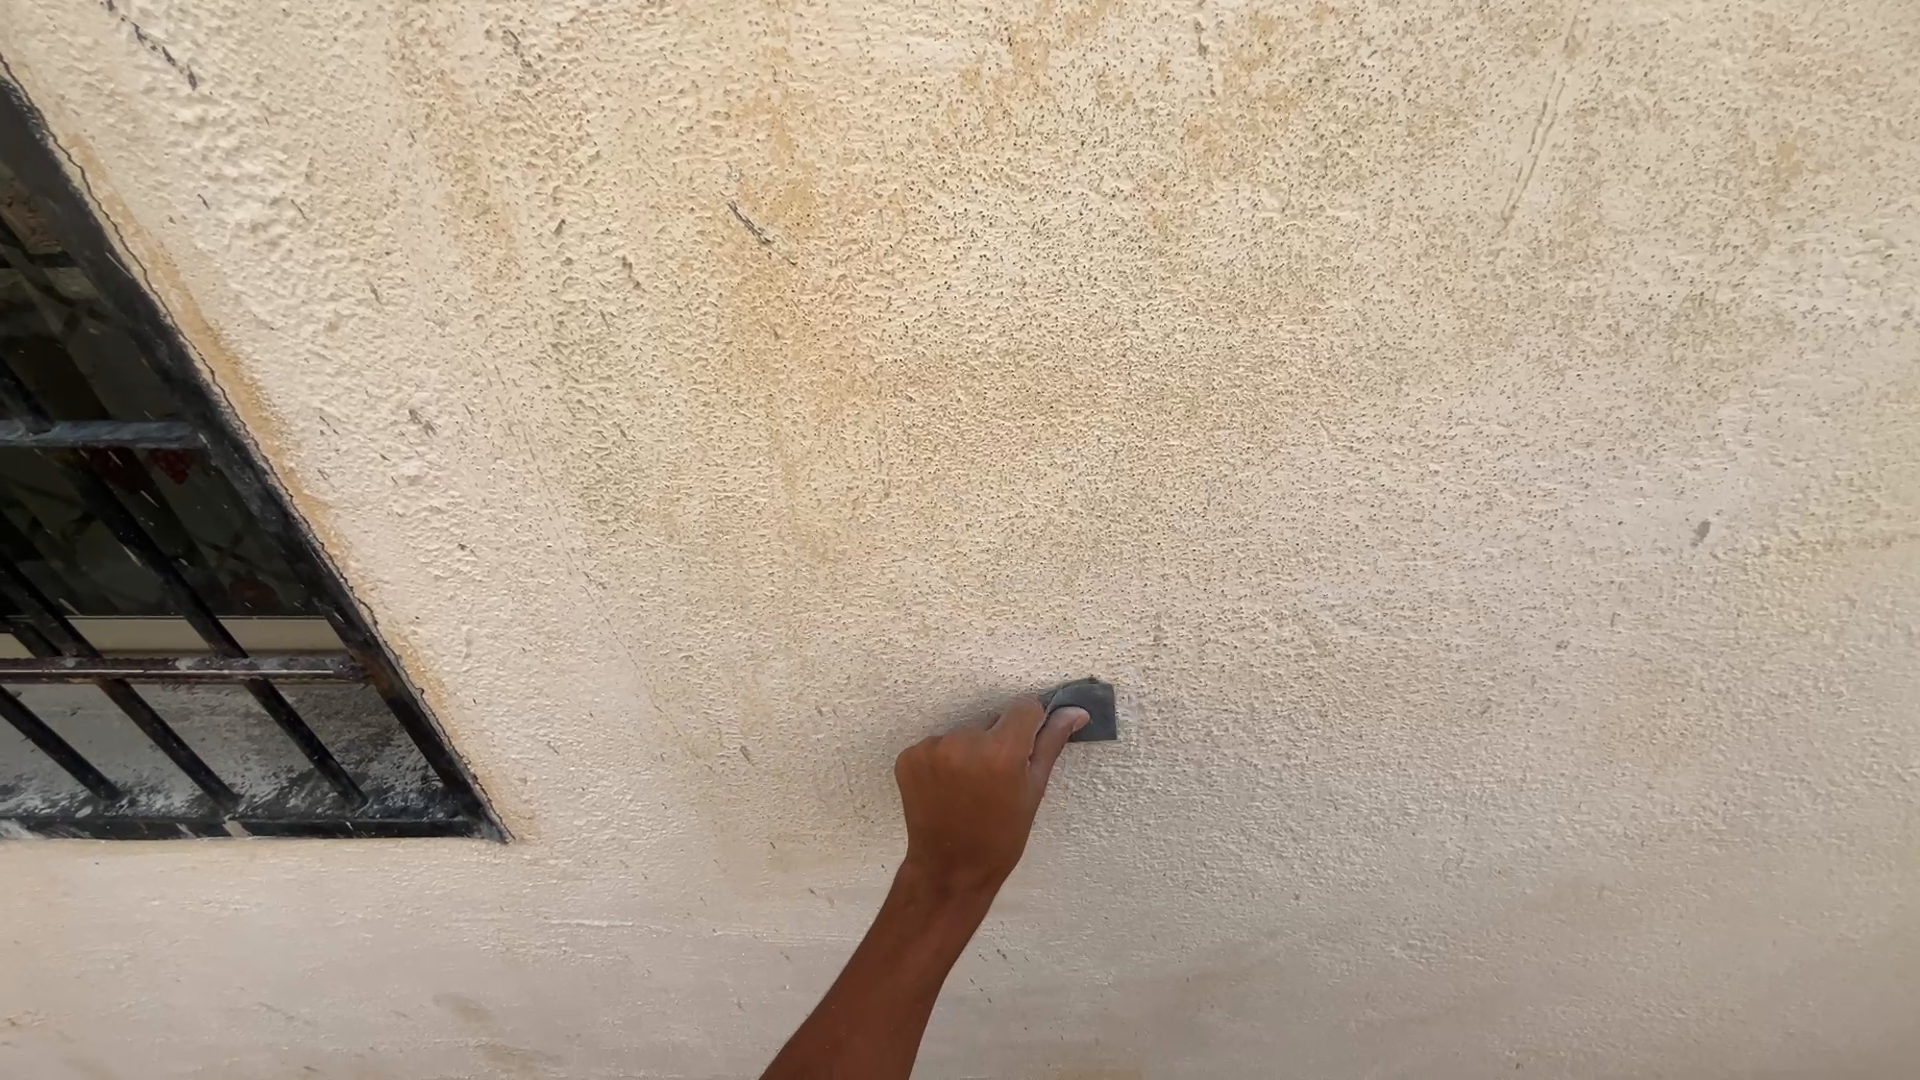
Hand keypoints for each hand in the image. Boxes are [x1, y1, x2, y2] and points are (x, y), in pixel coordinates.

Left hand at [893, 697, 1089, 897]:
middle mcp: (964, 744)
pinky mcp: (909, 756)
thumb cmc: (999, 836)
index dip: (1030, 724)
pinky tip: (947, 788)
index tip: (1026, 745)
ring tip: (969, 786)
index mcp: (1001, 752)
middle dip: (997, 740)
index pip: (1024, 707)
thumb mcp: (1033, 791)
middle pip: (991, 720)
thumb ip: (1051, 743)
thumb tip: (1075, 711)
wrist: (950, 869)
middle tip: (995, 778)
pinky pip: (936, 744)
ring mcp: (932, 749)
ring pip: (963, 732)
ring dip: (968, 750)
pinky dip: (943, 760)